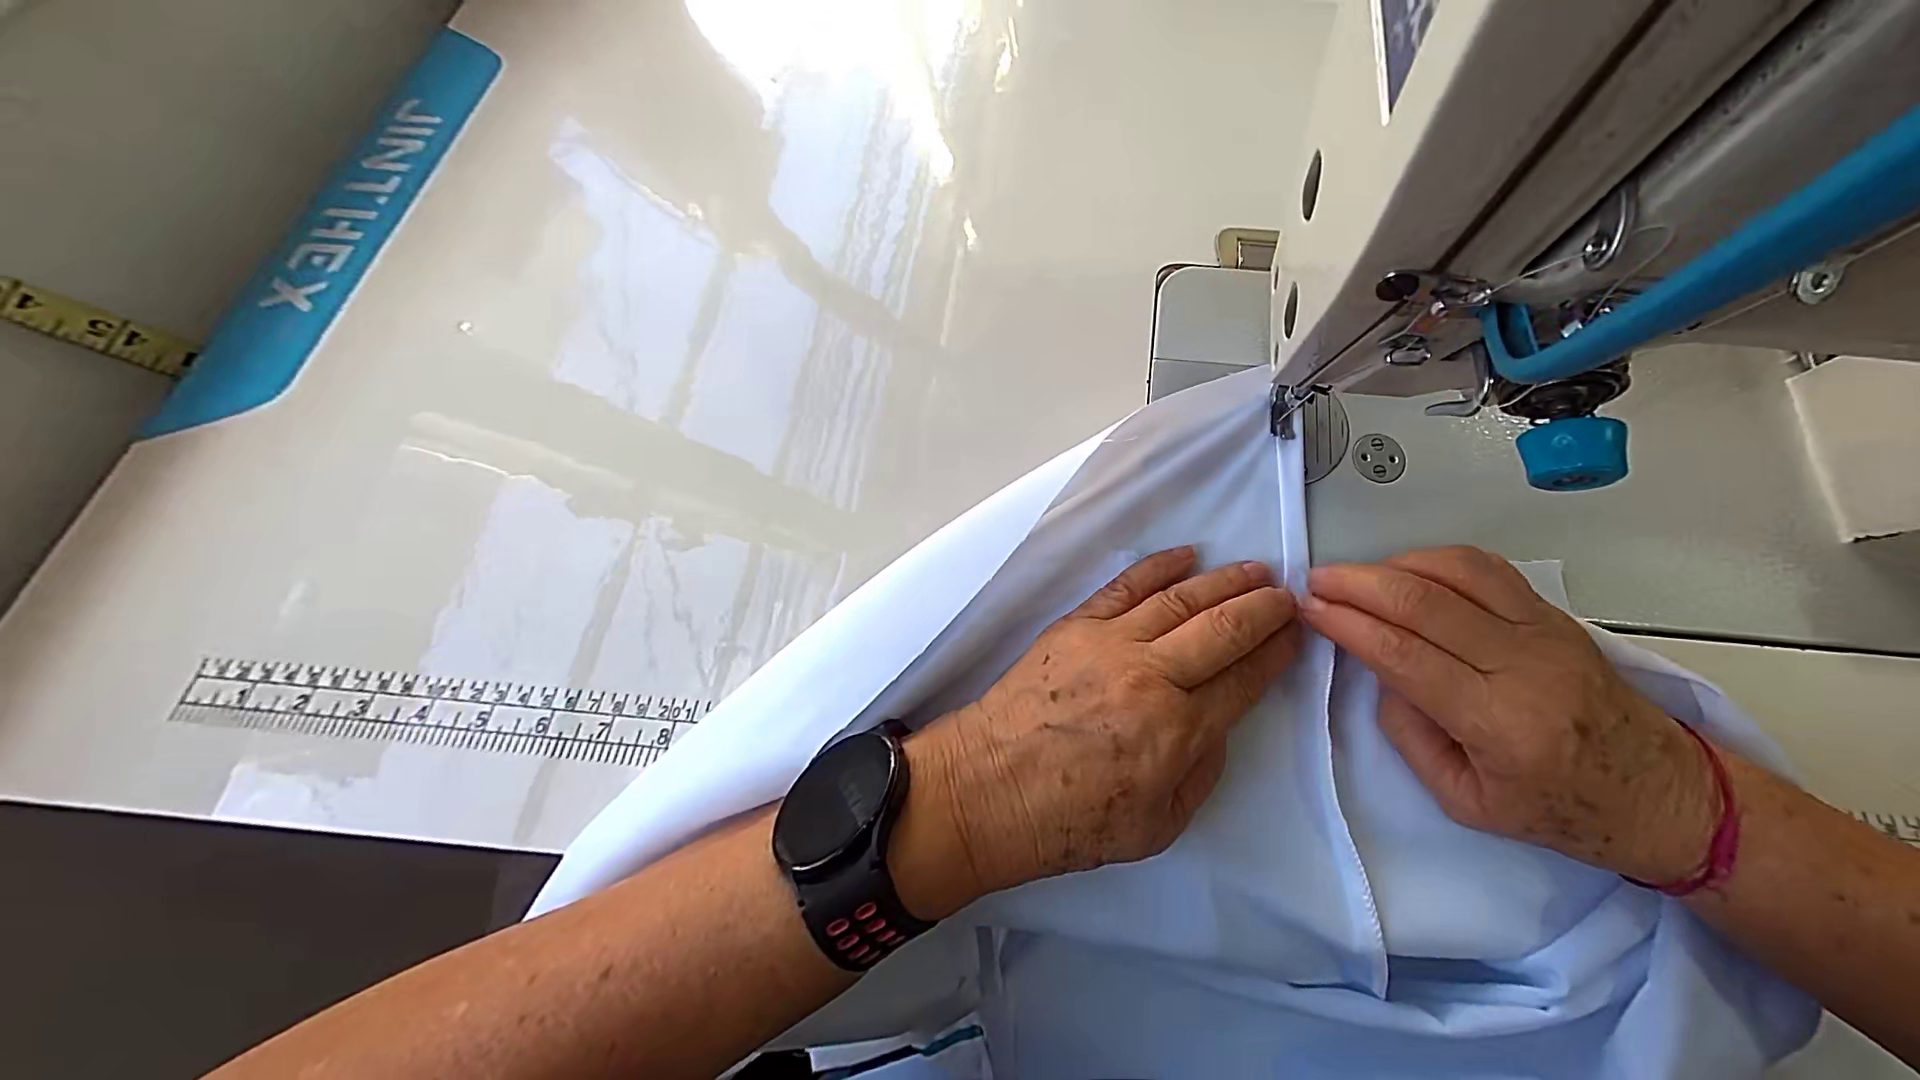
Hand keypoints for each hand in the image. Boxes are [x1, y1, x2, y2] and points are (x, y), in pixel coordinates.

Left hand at [897, 547, 1300, 909]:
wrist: (990, 787)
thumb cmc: (1071, 819)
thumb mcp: (1160, 826)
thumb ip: (1201, 770)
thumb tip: (1214, 720)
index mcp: (1179, 731)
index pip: (1244, 679)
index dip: (1276, 653)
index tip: (1295, 635)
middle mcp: (1151, 677)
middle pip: (1222, 629)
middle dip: (1263, 608)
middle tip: (1287, 594)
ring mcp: (1109, 644)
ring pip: (1179, 600)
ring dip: (1223, 581)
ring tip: (1254, 570)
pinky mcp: (1074, 626)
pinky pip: (1124, 587)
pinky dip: (1158, 567)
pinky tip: (1186, 556)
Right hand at [1299, 546, 1717, 883]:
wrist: (1666, 798)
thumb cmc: (1559, 809)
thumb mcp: (1464, 799)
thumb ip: (1410, 733)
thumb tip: (1380, 671)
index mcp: (1498, 723)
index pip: (1403, 654)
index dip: (1347, 624)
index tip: (1309, 608)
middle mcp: (1524, 668)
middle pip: (1423, 603)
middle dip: (1356, 583)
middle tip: (1315, 580)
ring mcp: (1546, 634)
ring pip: (1458, 571)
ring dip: (1393, 564)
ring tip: (1355, 576)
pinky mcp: (1555, 617)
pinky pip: (1487, 569)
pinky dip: (1435, 559)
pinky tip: (1406, 570)